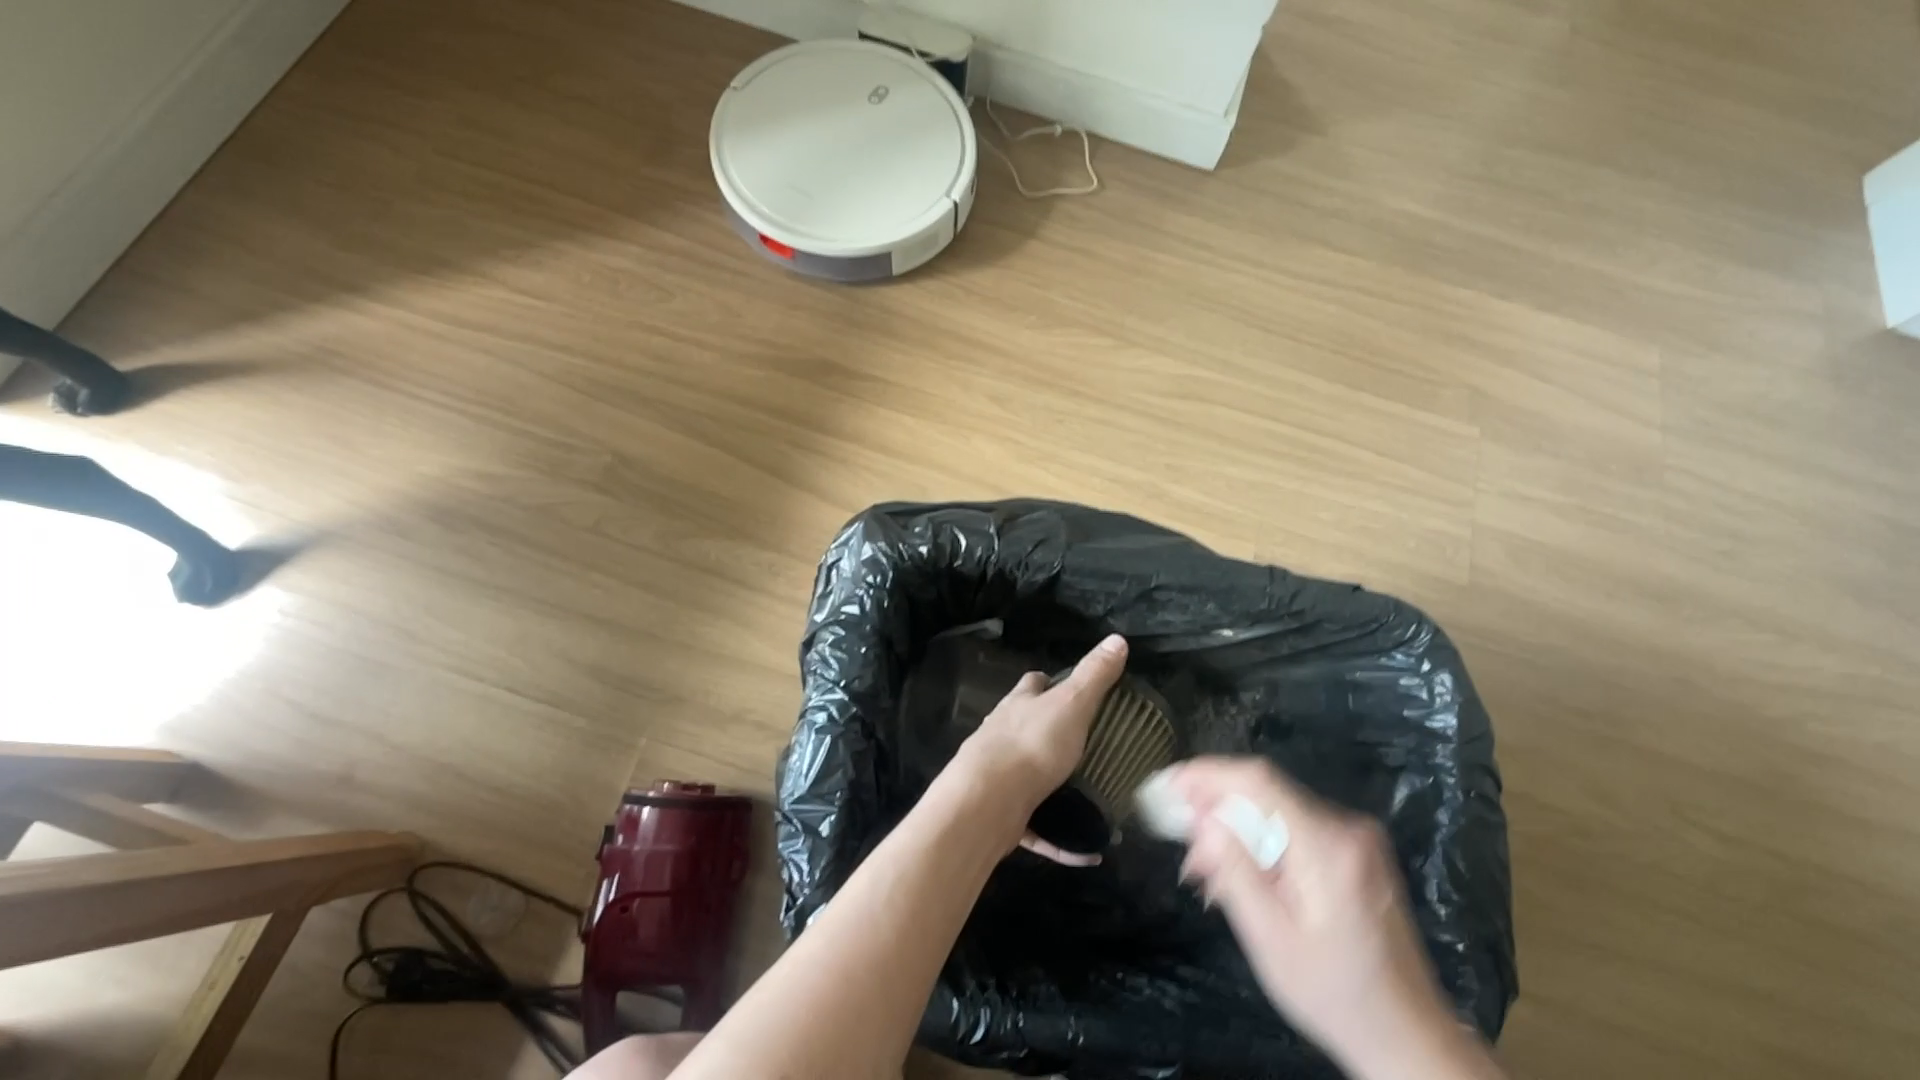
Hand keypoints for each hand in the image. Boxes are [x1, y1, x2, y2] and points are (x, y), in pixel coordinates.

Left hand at [950, 634, 1128, 861]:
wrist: (986, 803)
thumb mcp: (1071, 704)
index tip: (1072, 691)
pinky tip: (1086, 854)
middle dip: (1050, 737)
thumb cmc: (1031, 746)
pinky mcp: (1001, 815)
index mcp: (1018, 706)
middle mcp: (1002, 736)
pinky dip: (1060, 840)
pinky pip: (1037, 828)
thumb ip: (1095, 676)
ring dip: (1055, 790)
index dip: (1049, 684)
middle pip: (1025, 729)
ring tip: (1090, 802)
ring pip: (1028, 778)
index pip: (1032, 685)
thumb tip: (1118, 639)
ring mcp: (998, 776)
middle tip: (1089, 750)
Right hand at [1166, 758, 1501, 1079]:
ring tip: (1202, 872)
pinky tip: (1239, 875)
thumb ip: (1235, 872)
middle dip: (1214, 810)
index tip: (1168, 786)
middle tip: (1180, 845)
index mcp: (1328, 847)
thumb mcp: (1271, 940)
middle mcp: (1347, 828)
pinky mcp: (1356, 853)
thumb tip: (1202, 820)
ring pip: (1277, 810)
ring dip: (1234, 830)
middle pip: (1265, 794)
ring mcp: (1356, 839)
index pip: (1258, 782)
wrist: (1409, 1034)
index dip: (1207, 775)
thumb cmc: (1335, 996)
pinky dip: (1260, 843)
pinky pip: (1295, 829)